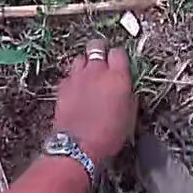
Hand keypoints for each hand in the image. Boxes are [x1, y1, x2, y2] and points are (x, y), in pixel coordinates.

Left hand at [51, 37, 134, 165]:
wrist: (78, 146)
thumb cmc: (107, 135)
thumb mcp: (130, 117)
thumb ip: (130, 96)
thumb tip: (129, 90)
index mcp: (118, 77)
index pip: (119, 53)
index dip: (119, 57)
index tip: (120, 64)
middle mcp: (97, 72)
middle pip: (97, 46)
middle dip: (100, 50)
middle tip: (103, 59)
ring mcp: (78, 77)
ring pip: (80, 58)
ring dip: (86, 63)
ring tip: (89, 74)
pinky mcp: (63, 86)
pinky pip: (70, 74)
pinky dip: (74, 78)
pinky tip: (78, 89)